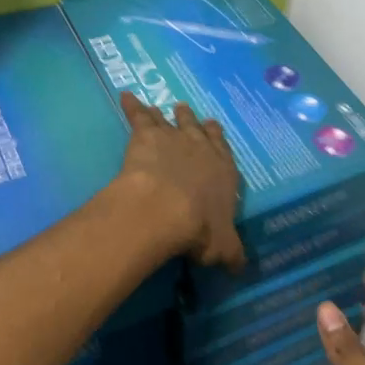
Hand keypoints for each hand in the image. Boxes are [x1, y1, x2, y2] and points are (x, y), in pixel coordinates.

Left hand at [116, 91, 243, 270]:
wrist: (167, 208)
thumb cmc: (200, 229)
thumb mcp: (223, 248)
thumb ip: (231, 254)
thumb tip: (240, 269)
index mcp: (224, 172)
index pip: (223, 151)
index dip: (218, 140)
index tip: (214, 129)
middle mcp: (202, 149)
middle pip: (198, 130)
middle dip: (194, 122)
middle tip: (187, 111)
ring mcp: (174, 139)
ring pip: (171, 121)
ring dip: (167, 114)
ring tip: (162, 107)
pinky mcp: (147, 136)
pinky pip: (139, 115)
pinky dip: (132, 105)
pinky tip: (124, 95)